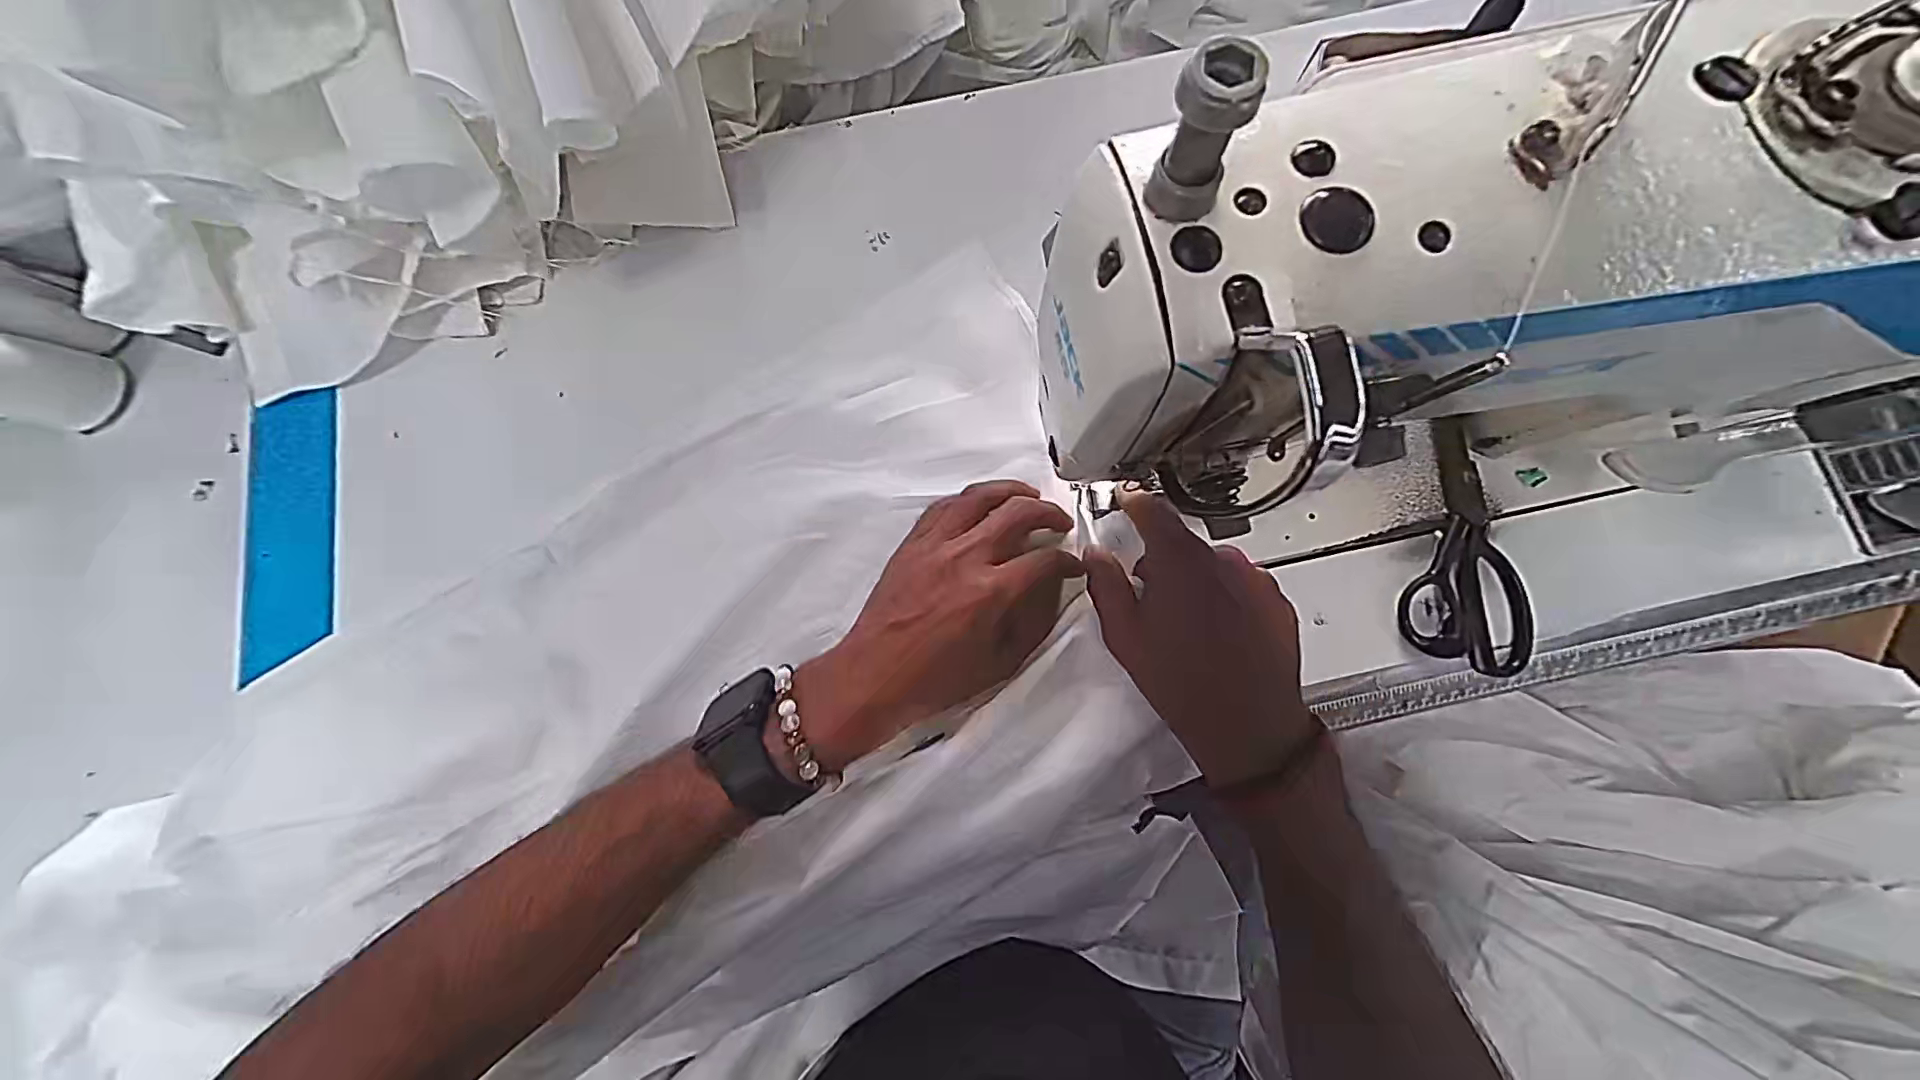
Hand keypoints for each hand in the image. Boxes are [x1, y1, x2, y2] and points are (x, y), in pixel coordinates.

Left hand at [789, 480, 1083, 770]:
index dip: (1067, 560)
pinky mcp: (912, 544)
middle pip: (1018, 513)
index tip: (1072, 564)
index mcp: (989, 593)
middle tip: (1060, 523)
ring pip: (980, 497)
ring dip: (1011, 491)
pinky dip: (969, 499)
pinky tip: (981, 504)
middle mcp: (963, 559)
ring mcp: (934, 546)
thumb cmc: (933, 679)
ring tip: (1028, 496)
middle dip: (1049, 513)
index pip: (1044, 560)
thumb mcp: (999, 663)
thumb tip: (1051, 590)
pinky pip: (944, 506)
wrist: (874, 676)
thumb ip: (1032, 622)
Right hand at [1084, 489, 1318, 787]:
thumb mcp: (1125, 636)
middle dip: (1162, 559)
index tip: (1127, 499)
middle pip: (1183, 542)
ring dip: (1196, 579)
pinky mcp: (1275, 601)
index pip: (1154, 511)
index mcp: (1179, 563)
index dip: (1135, 501)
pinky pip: (1242, 584)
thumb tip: (1097, 557)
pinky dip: (1226, 595)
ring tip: (1187, 623)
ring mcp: (1254, 580)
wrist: (1246, 724)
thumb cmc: (1183, 683)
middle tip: (1150, 596)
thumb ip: (1106, 585)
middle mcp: (1221, 562)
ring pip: (1213, 564)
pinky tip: (1217, 631)